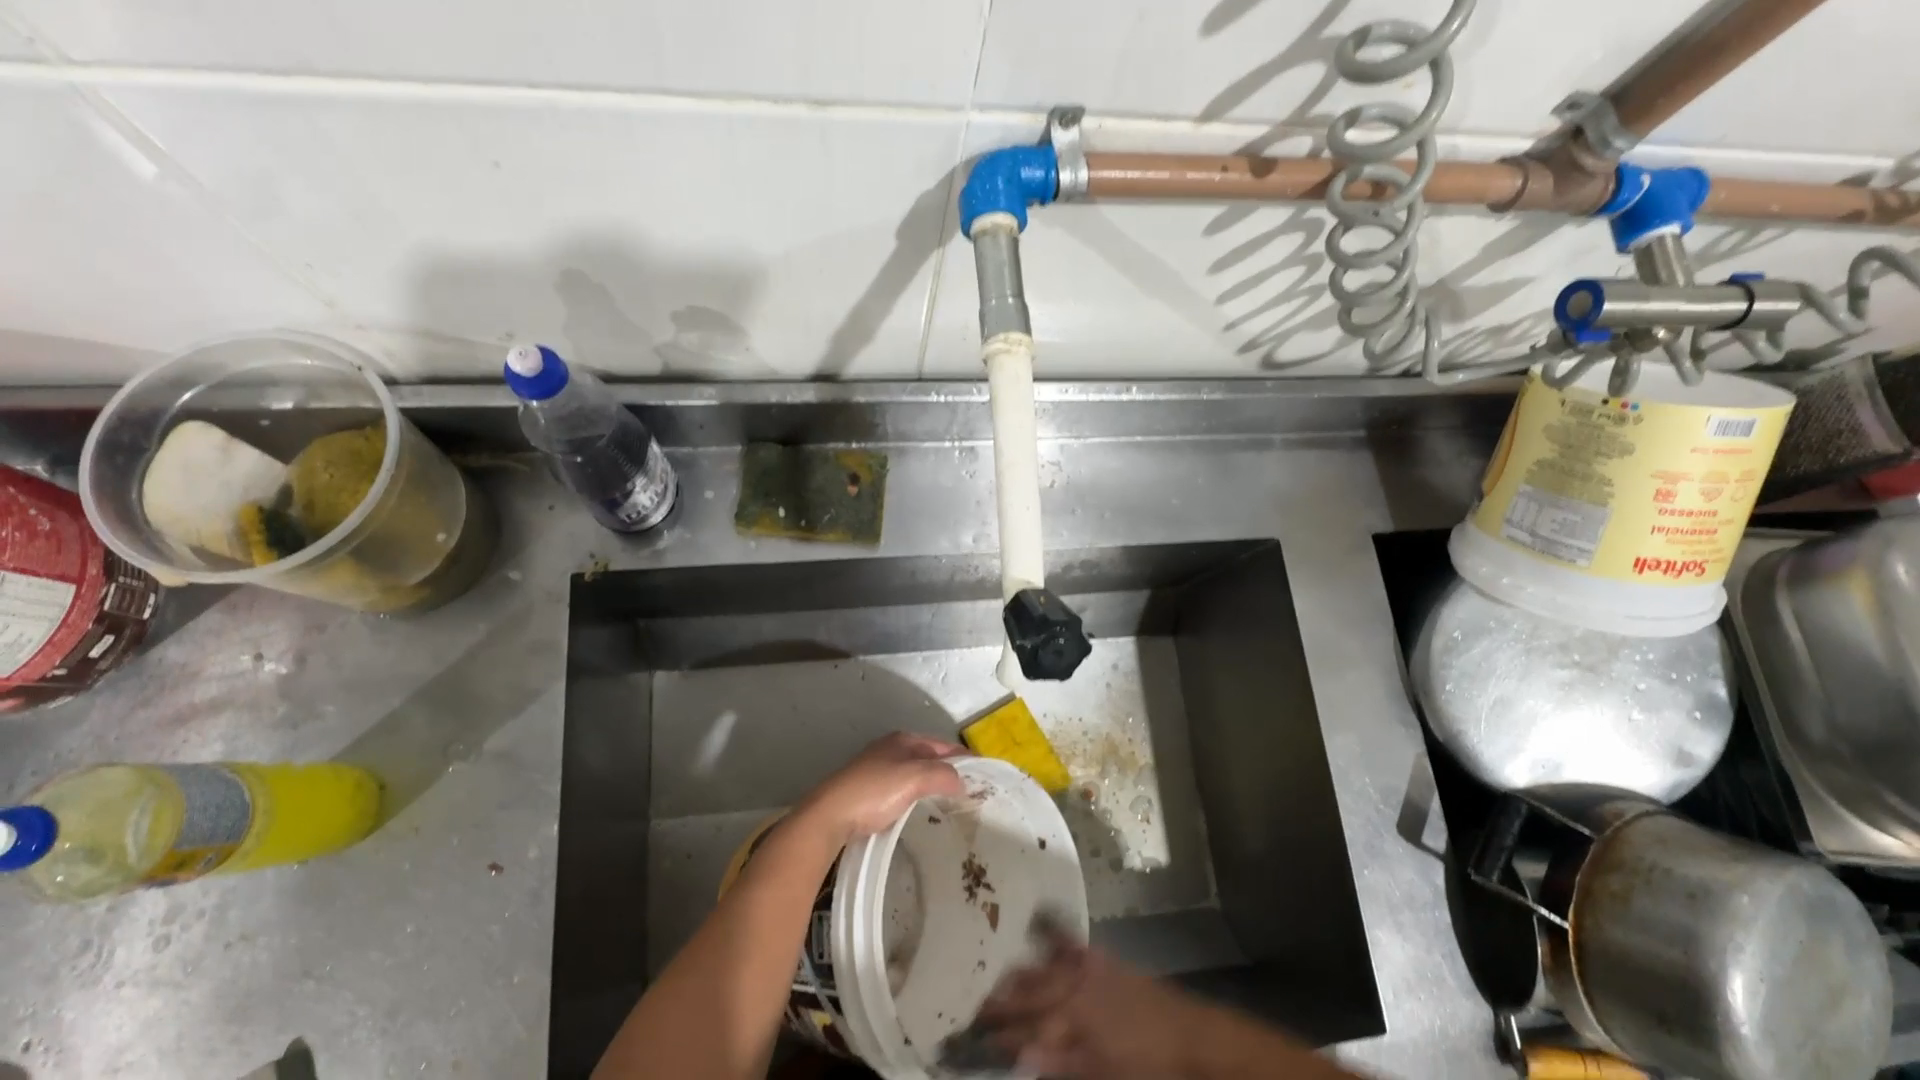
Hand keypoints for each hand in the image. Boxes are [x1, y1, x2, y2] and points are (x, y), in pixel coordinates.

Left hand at [795, 732, 965, 841]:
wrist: (830, 815)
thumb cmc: (874, 791)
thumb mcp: (915, 777)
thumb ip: (942, 774)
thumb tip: (961, 781)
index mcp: (903, 740)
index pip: (942, 745)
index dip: (963, 757)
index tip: (984, 773)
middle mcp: (890, 749)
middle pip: (928, 757)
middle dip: (949, 769)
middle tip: (970, 789)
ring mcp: (876, 769)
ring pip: (914, 772)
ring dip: (932, 783)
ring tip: (950, 801)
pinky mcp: (867, 790)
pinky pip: (902, 788)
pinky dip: (916, 794)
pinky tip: (920, 809)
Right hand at [970, 920, 1208, 1078]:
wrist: (1193, 1036)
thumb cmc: (1147, 1064)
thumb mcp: (1102, 1071)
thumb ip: (1060, 1061)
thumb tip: (1019, 1055)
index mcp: (1073, 1018)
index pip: (1026, 1027)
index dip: (1000, 1032)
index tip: (974, 1033)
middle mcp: (1076, 988)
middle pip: (1031, 995)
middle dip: (1002, 1001)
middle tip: (976, 1002)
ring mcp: (1090, 971)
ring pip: (1045, 971)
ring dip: (1020, 975)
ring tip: (996, 975)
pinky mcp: (1105, 963)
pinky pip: (1071, 947)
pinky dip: (1053, 936)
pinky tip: (1039, 923)